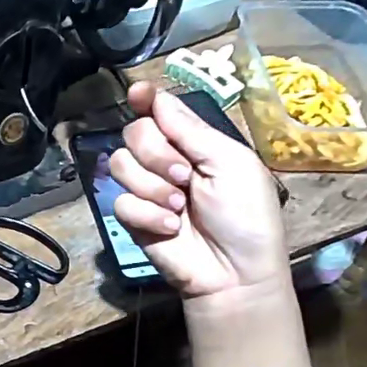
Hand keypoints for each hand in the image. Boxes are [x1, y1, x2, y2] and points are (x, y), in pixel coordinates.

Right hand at [109, 81, 288, 302]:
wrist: (235, 272)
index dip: (145, 99)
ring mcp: (146, 190)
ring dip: (153, 187)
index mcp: (193, 143)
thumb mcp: (231, 164)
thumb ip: (192, 131)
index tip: (137, 94)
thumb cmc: (246, 216)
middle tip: (184, 176)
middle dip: (157, 153)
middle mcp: (164, 161)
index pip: (159, 111)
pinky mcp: (132, 218)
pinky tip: (171, 228)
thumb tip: (156, 97)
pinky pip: (121, 202)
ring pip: (121, 165)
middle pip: (134, 134)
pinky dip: (147, 215)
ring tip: (179, 208)